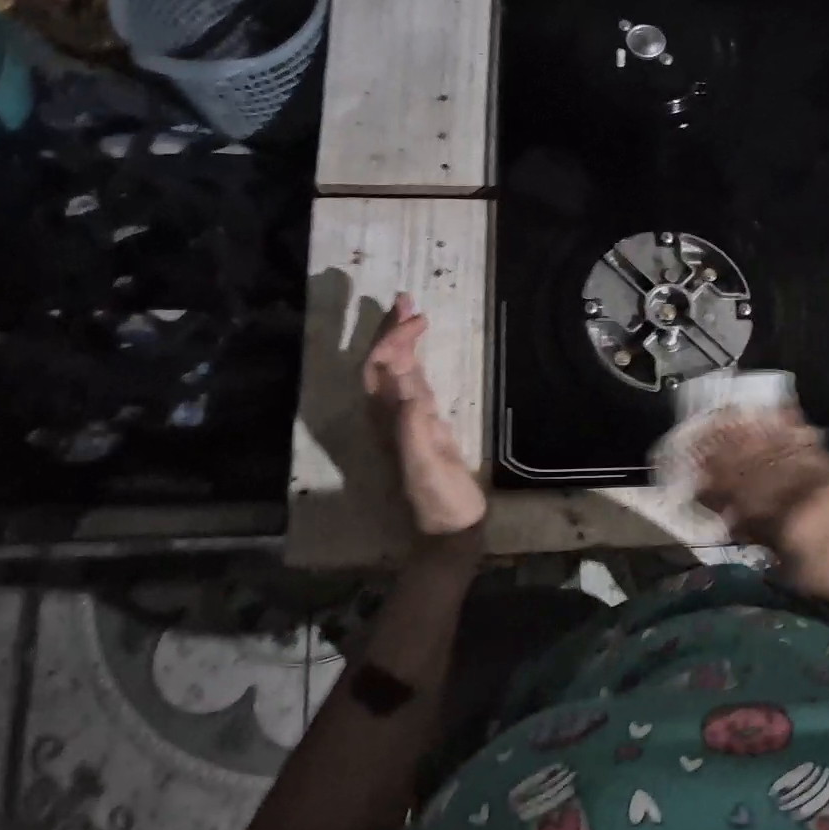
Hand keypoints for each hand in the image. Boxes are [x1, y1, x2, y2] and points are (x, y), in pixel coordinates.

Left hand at [363, 294, 486, 537]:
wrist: (450, 531)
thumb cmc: (440, 501)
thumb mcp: (426, 468)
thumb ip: (414, 431)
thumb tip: (409, 391)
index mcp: (388, 422)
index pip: (379, 370)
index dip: (390, 340)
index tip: (415, 317)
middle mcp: (391, 418)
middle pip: (380, 366)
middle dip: (389, 331)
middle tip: (406, 298)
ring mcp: (407, 423)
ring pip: (396, 373)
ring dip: (400, 342)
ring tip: (413, 313)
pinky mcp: (425, 430)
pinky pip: (413, 387)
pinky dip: (414, 363)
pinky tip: (420, 353)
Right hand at [691, 410, 828, 617]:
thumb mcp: (794, 571)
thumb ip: (763, 540)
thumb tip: (731, 518)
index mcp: (791, 521)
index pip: (744, 494)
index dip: (718, 479)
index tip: (696, 466)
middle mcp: (806, 493)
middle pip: (758, 465)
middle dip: (728, 448)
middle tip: (705, 430)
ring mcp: (824, 479)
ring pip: (781, 450)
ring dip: (754, 431)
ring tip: (732, 413)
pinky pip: (809, 447)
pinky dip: (791, 428)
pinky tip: (779, 412)